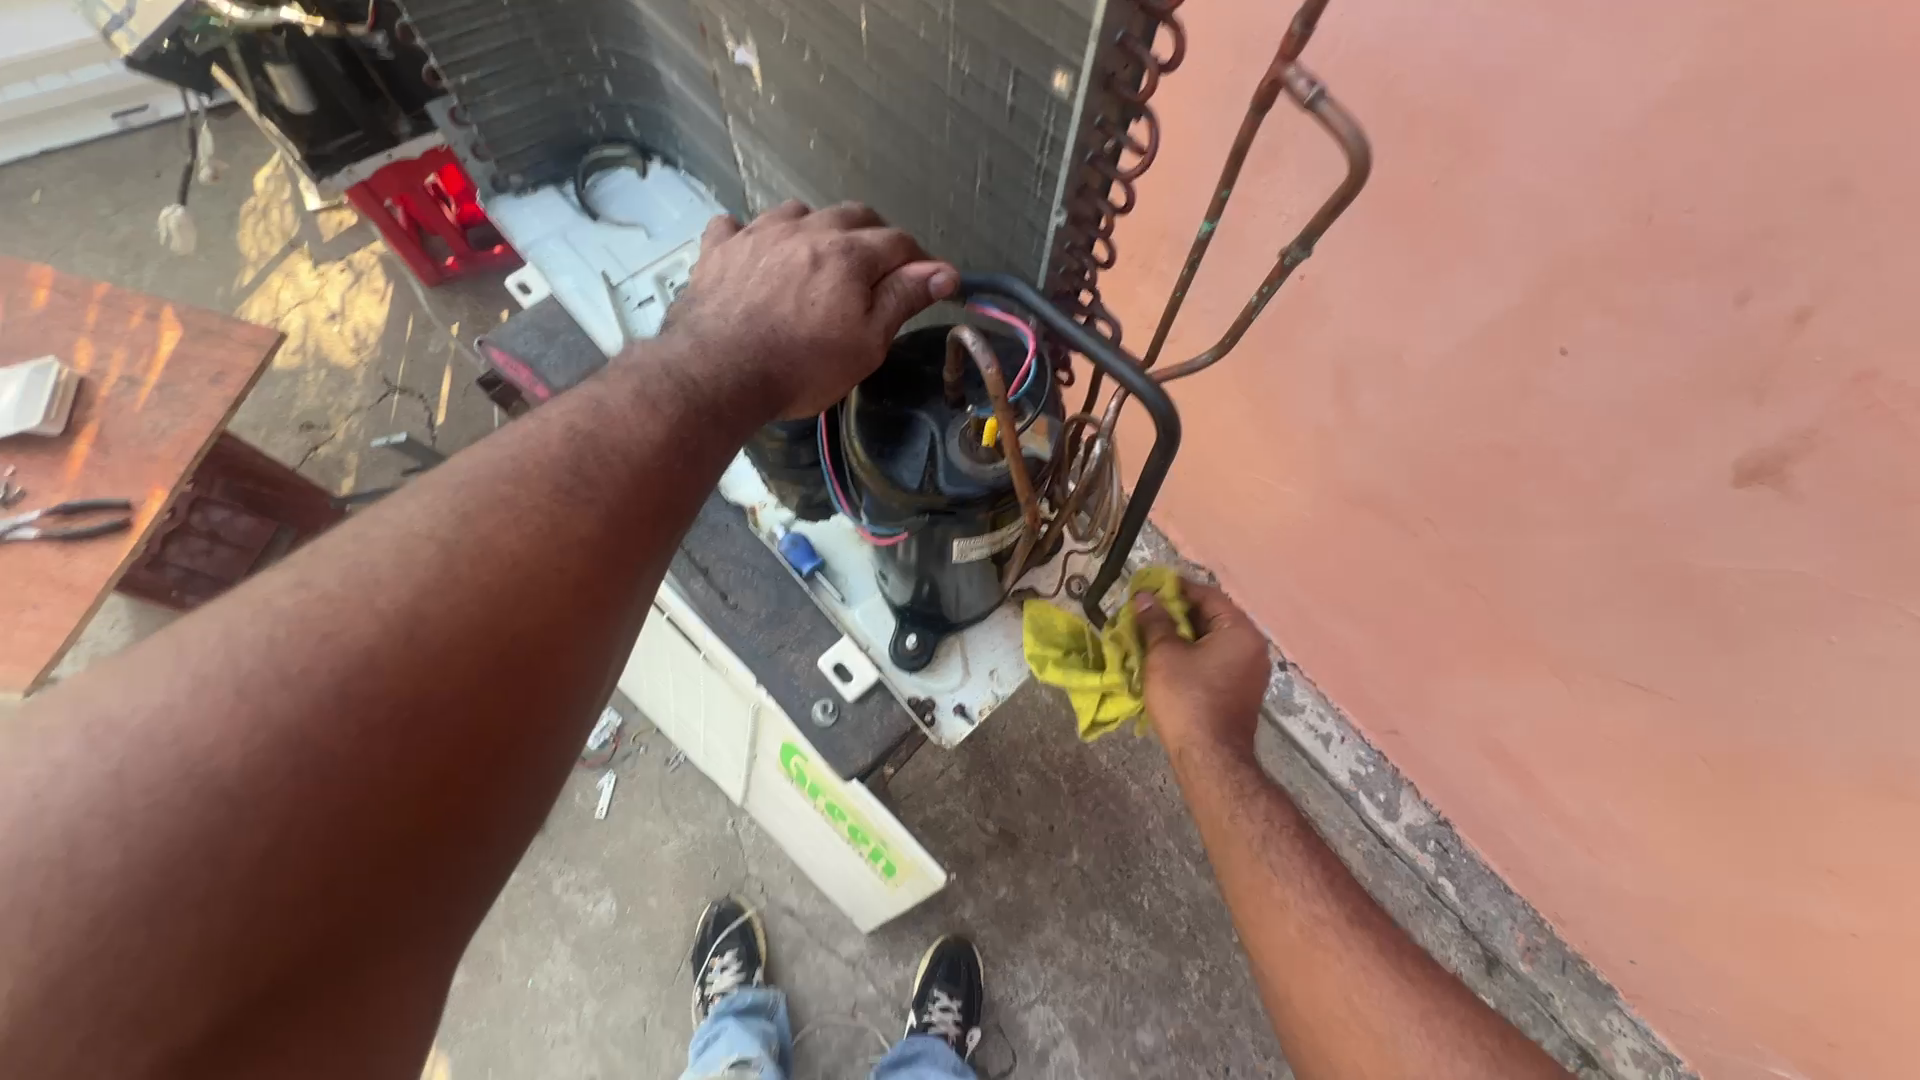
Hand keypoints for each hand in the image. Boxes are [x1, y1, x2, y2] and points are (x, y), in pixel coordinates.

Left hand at [662, 200, 957, 419]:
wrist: (718, 373)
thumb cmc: (803, 366)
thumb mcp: (867, 343)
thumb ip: (903, 299)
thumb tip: (943, 271)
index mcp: (849, 254)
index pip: (899, 243)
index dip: (920, 260)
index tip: (930, 280)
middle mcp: (806, 230)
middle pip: (853, 215)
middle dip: (875, 236)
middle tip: (879, 269)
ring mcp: (758, 234)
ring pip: (798, 211)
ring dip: (818, 228)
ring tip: (818, 258)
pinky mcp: (718, 249)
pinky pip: (737, 224)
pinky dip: (753, 235)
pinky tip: (755, 253)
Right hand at [1134, 580, 1271, 760]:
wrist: (1210, 758)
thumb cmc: (1187, 699)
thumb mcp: (1164, 654)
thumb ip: (1156, 621)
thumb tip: (1144, 597)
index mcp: (1240, 631)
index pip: (1208, 595)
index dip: (1176, 588)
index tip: (1148, 588)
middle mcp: (1253, 647)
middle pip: (1212, 617)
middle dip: (1177, 613)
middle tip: (1145, 612)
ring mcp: (1250, 671)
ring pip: (1212, 640)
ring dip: (1183, 635)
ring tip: (1151, 634)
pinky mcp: (1240, 691)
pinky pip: (1216, 660)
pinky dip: (1193, 654)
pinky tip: (1167, 659)